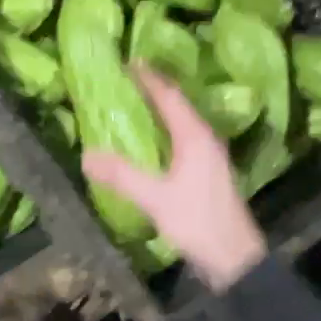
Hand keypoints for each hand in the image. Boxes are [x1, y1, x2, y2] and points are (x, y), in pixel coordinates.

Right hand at [83, 65, 267, 290]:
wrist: (234, 259)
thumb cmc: (198, 222)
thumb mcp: (156, 198)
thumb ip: (122, 175)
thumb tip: (86, 154)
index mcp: (195, 137)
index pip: (169, 97)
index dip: (149, 78)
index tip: (129, 61)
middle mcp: (205, 140)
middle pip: (177, 105)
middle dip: (153, 90)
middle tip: (126, 79)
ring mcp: (208, 157)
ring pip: (181, 123)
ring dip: (159, 110)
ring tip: (134, 103)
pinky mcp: (205, 174)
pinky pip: (181, 140)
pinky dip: (163, 131)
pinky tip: (149, 141)